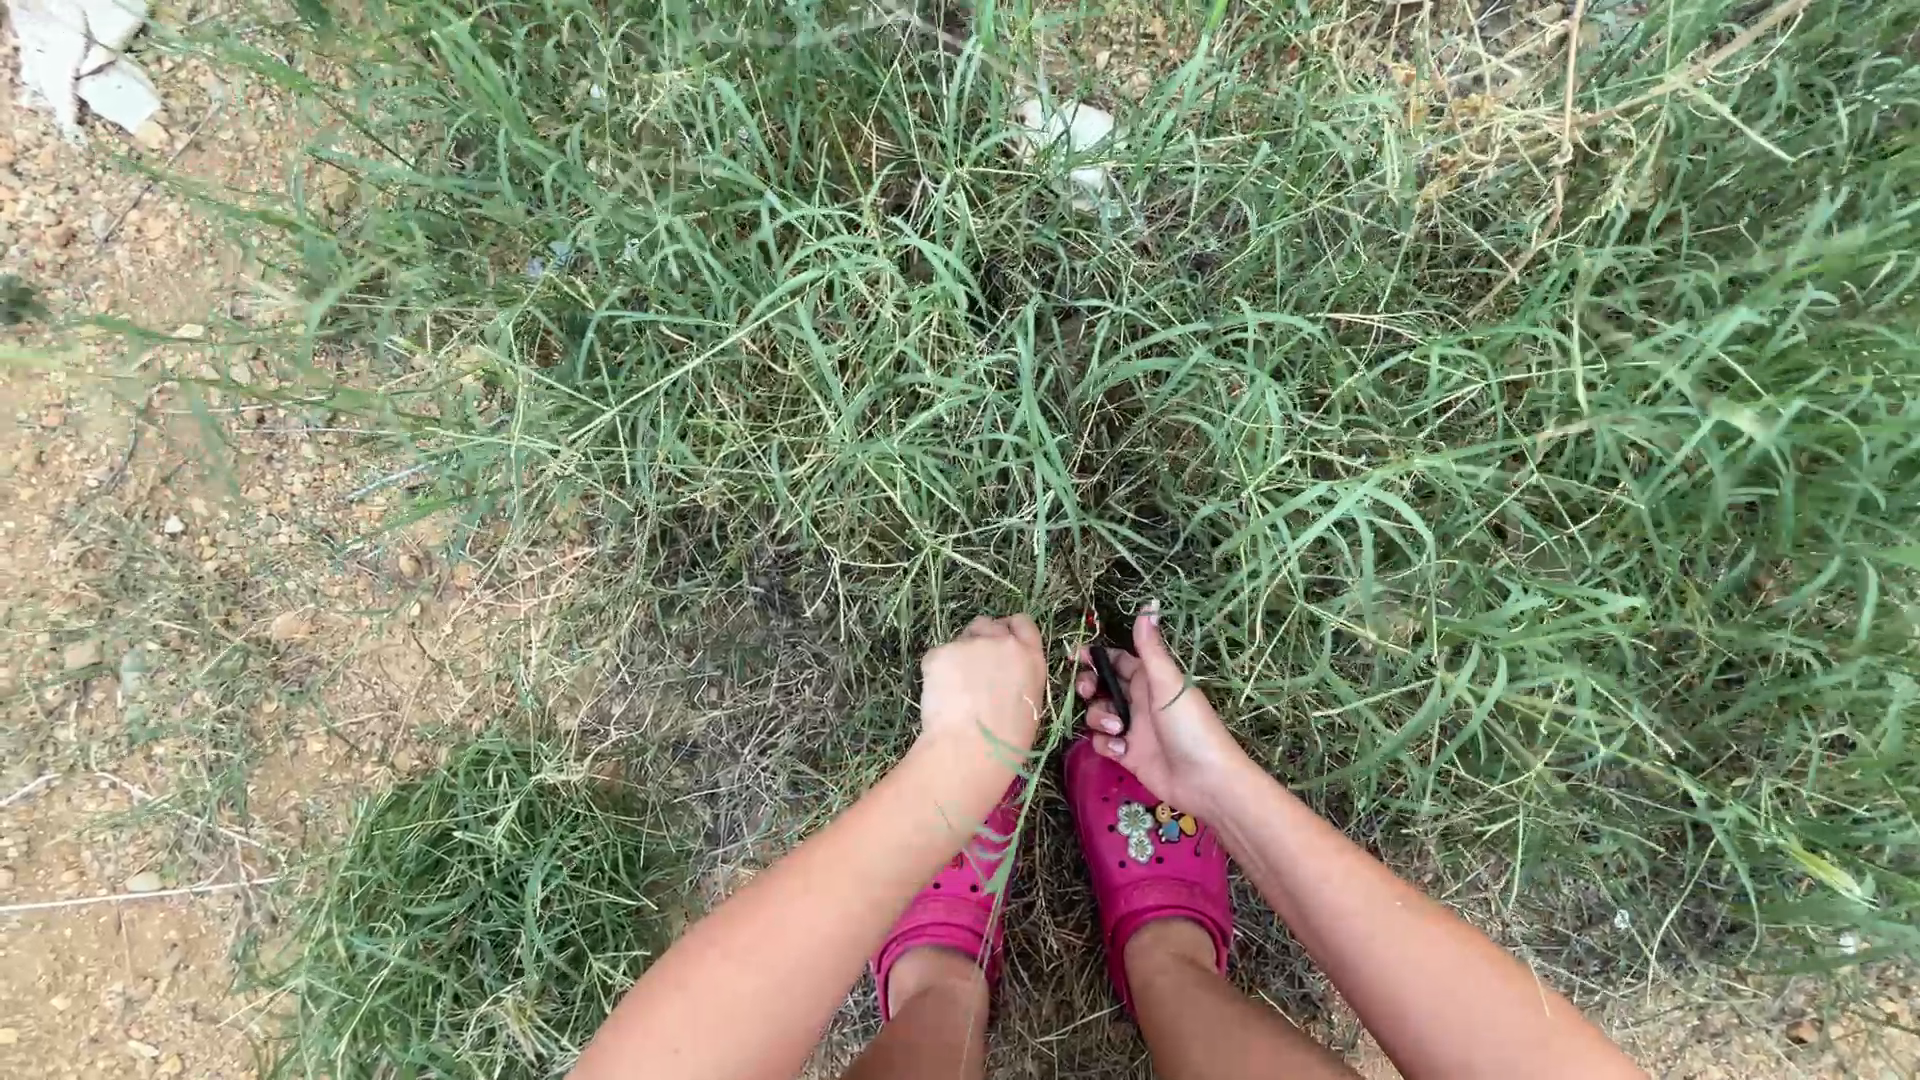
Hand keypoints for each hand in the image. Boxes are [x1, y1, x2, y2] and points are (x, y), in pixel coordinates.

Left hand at [918, 614, 1047, 768]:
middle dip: (982, 639)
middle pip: (989, 625)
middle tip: (973, 668)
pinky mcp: (940, 652)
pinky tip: (941, 696)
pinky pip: (938, 656)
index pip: (1023, 623)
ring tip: (956, 687)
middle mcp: (1002, 642)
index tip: (1001, 640)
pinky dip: (938, 671)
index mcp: (1030, 657)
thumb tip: (1002, 674)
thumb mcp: (1030, 704)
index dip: (1010, 629)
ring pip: (962, 639)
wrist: (971, 750)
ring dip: (960, 653)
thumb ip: (1019, 676)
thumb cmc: (1008, 742)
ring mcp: (970, 644)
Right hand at [1075, 606, 1249, 816]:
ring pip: (1097, 713)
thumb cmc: (1190, 725)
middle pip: (1100, 686)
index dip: (1095, 656)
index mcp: (1150, 678)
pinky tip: (1122, 750)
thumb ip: (1150, 647)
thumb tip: (1149, 605)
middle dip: (1088, 687)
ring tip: (1118, 730)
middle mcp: (1138, 700)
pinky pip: (1102, 742)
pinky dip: (1106, 744)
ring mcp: (1131, 728)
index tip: (1074, 655)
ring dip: (1099, 718)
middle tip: (1087, 691)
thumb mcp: (1168, 682)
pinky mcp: (1126, 753)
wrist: (1205, 780)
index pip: (1116, 660)